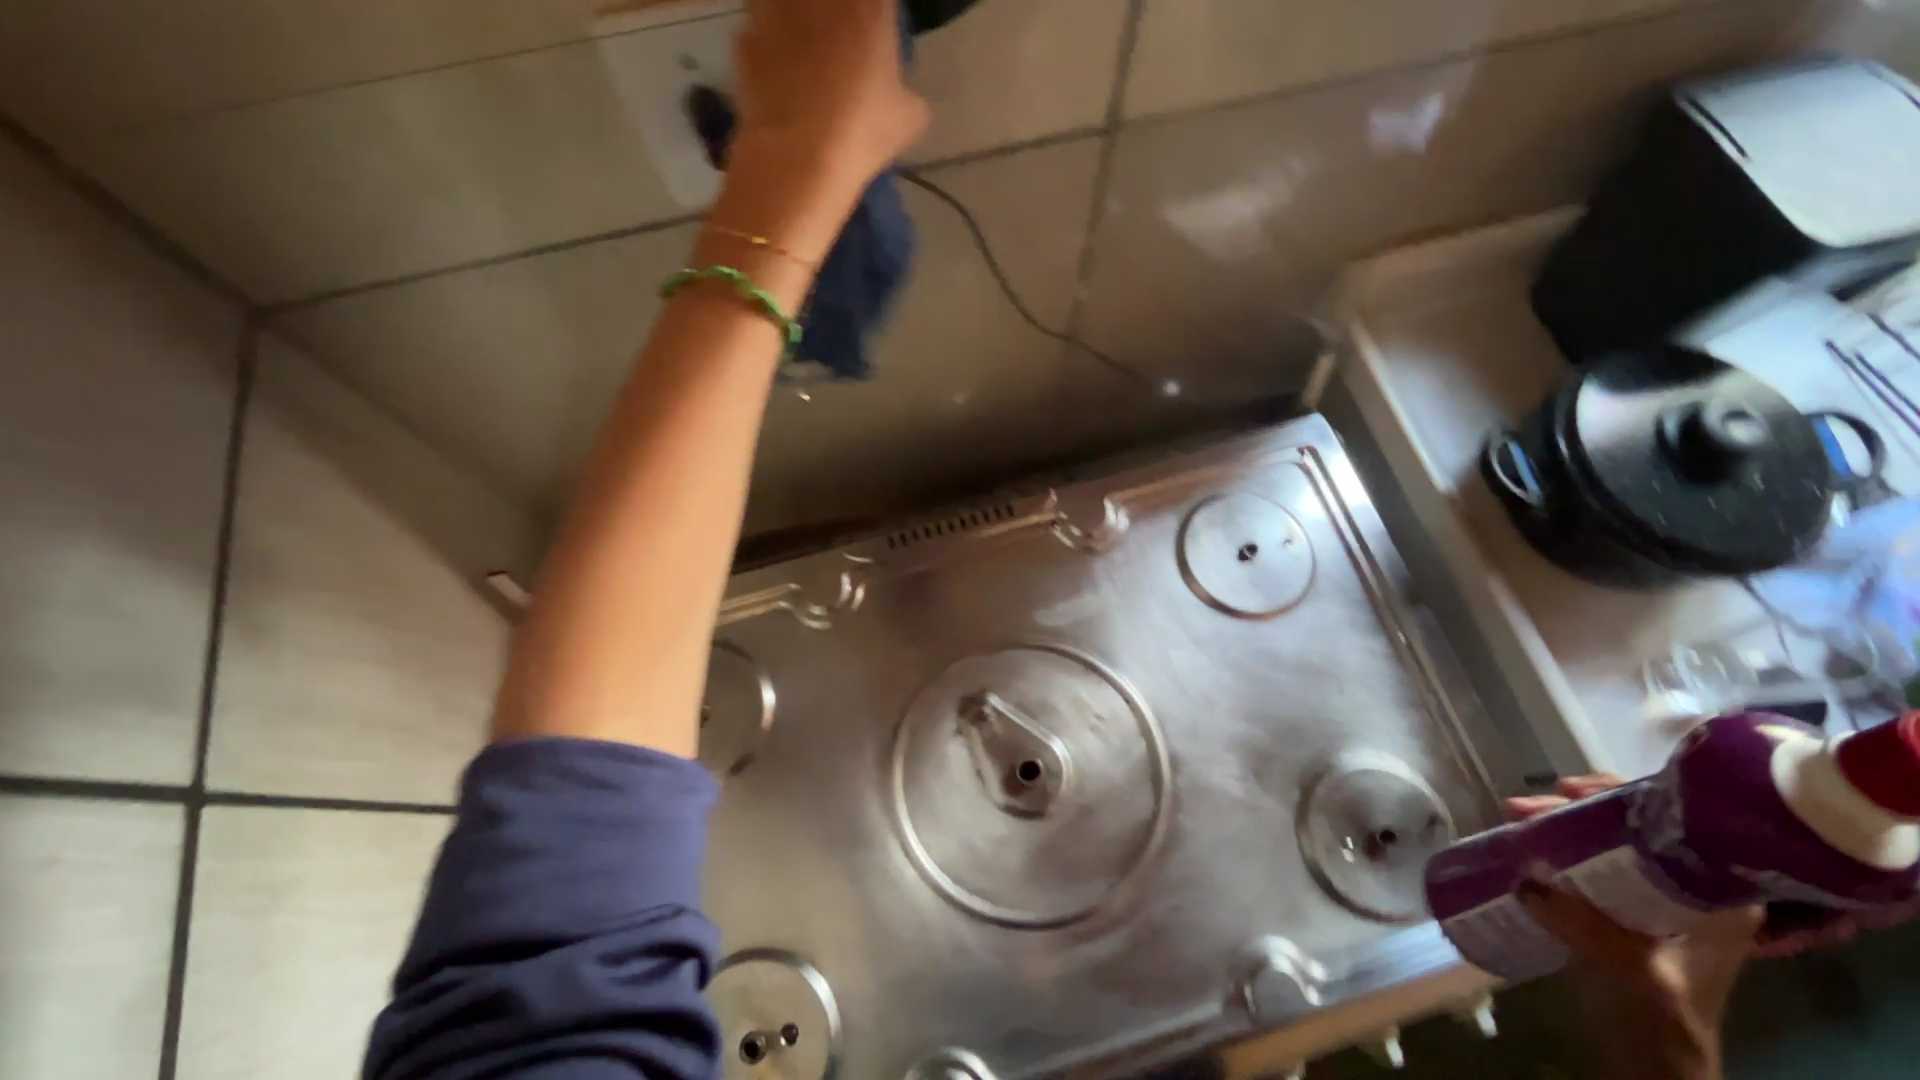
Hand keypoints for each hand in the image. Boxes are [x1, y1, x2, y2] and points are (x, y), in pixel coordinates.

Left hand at [731, 0, 929, 180]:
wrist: (797, 159)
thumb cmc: (862, 133)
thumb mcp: (910, 120)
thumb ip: (906, 92)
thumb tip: (900, 97)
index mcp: (869, 6)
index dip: (876, 14)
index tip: (876, 32)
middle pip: (827, 1)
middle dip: (832, 16)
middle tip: (838, 39)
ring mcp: (775, 10)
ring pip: (784, 2)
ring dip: (793, 18)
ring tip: (802, 49)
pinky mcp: (744, 39)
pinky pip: (756, 33)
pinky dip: (765, 48)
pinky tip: (775, 78)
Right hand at [1507, 776, 1760, 1079]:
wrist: (1657, 1066)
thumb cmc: (1665, 1021)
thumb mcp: (1633, 973)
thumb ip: (1586, 927)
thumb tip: (1524, 879)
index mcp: (1719, 896)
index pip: (1675, 821)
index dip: (1619, 795)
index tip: (1566, 791)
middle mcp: (1694, 888)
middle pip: (1634, 824)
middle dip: (1575, 807)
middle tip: (1523, 806)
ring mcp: (1658, 899)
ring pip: (1610, 839)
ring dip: (1561, 823)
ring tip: (1515, 817)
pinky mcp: (1625, 911)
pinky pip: (1593, 862)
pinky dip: (1559, 845)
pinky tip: (1527, 843)